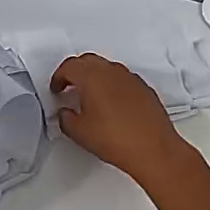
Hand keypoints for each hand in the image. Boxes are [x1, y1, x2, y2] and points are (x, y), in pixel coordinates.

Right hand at [52, 53, 193, 182]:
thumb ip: (65, 118)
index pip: (69, 66)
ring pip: (106, 68)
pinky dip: (112, 85)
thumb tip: (66, 115)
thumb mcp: (79, 132)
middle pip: (88, 60)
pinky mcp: (143, 88)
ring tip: (88, 96)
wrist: (153, 149)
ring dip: (94, 77)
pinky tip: (110, 104)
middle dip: (75, 72)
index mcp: (92, 77)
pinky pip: (122, 79)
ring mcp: (130, 78)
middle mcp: (112, 72)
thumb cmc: (120, 139)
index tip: (57, 87)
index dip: (59, 77)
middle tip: (68, 86)